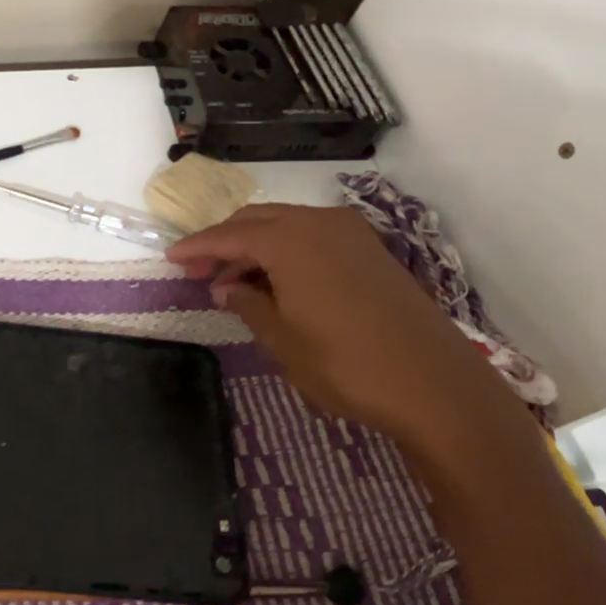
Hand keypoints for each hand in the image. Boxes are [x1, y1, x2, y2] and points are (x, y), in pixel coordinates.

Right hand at [167, 204, 537, 455]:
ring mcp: (352, 235)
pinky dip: (287, 251)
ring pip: (288, 225)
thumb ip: (247, 304)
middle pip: (258, 220)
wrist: (434, 384)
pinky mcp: (373, 252)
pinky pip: (314, 237)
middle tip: (198, 271)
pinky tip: (277, 282)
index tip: (171, 258)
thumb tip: (226, 286)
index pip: (230, 234)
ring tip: (234, 282)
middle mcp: (320, 224)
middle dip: (225, 241)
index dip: (197, 246)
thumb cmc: (346, 365)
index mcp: (291, 240)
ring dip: (256, 246)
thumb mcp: (282, 340)